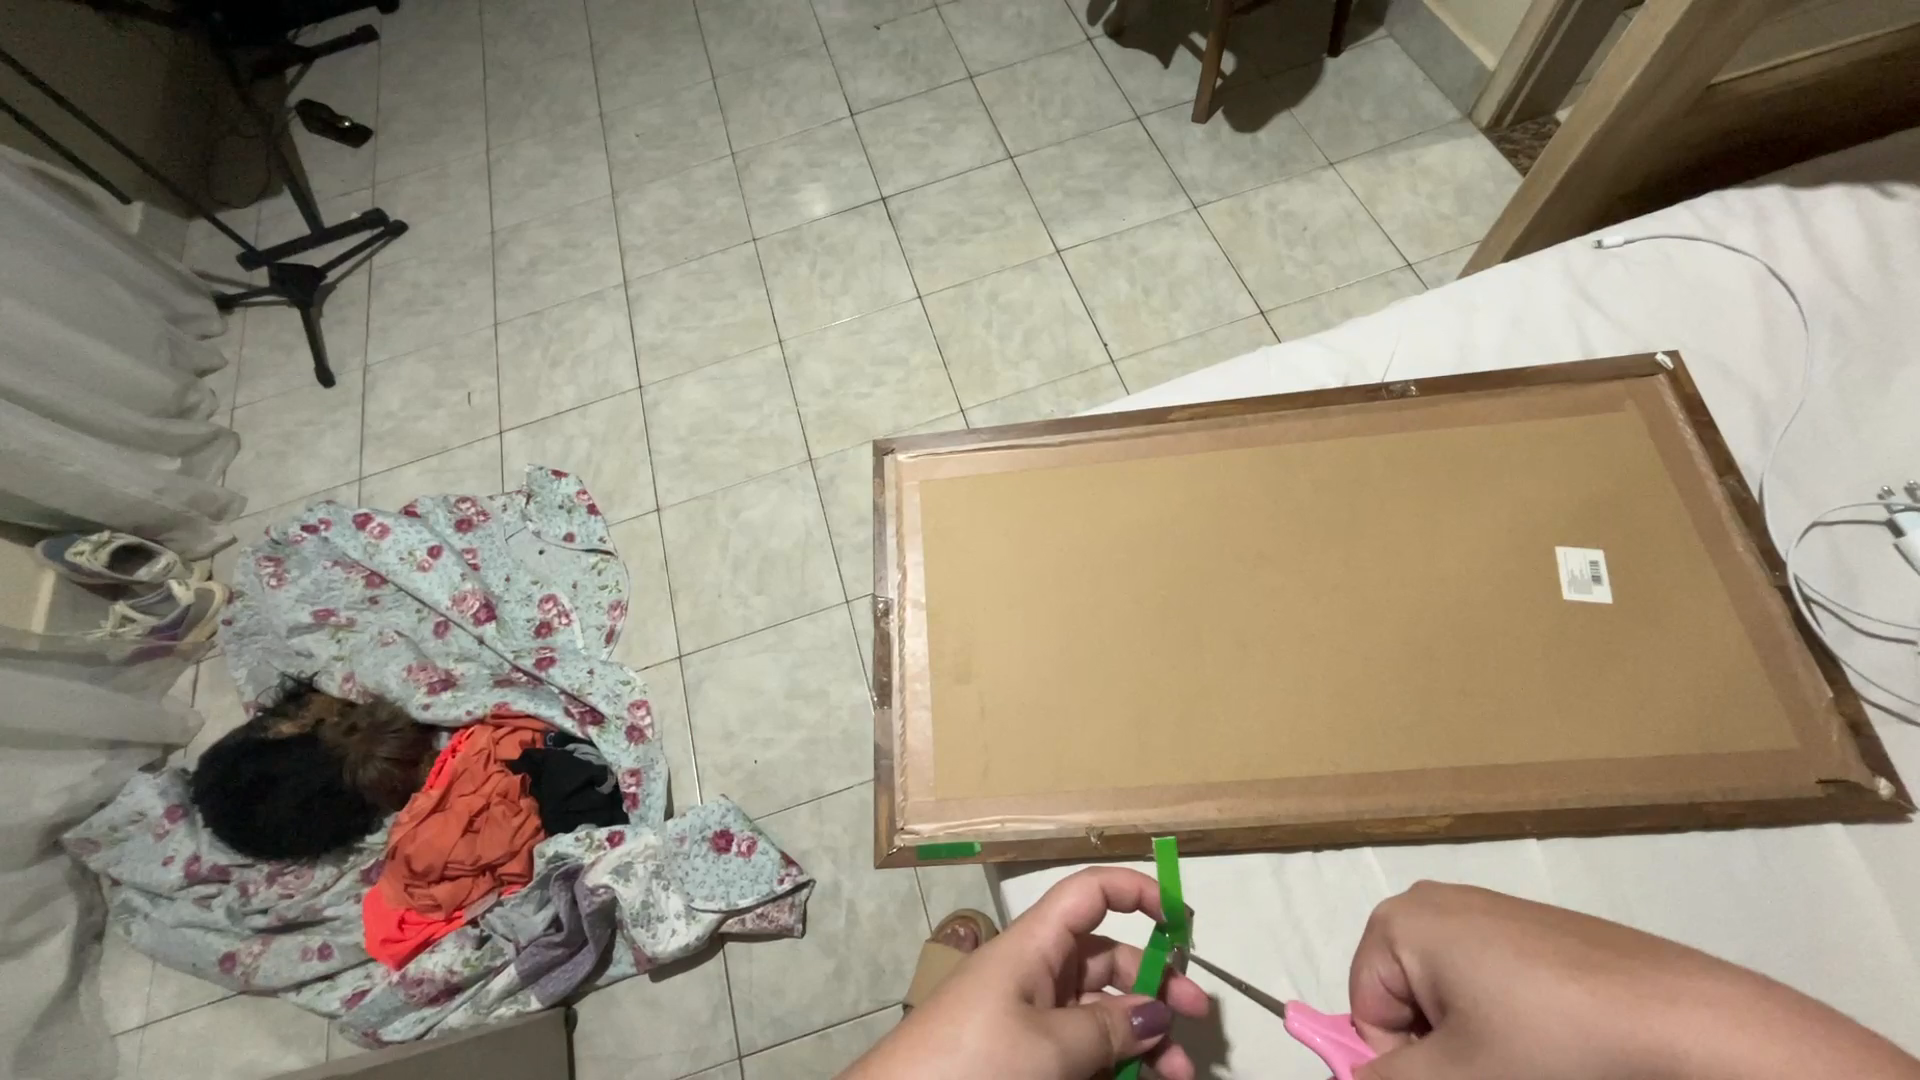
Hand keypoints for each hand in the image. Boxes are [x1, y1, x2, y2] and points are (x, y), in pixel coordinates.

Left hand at [840, 867, 1211, 1079]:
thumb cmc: (973, 1059)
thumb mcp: (1047, 1046)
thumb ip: (1106, 1029)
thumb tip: (1157, 1010)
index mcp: (1035, 943)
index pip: (1089, 893)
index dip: (1136, 892)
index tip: (1183, 921)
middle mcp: (1038, 970)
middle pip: (1107, 957)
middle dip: (1156, 982)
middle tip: (1199, 1017)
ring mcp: (1034, 1015)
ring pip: (1103, 1009)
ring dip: (1145, 1035)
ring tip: (1180, 1073)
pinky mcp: (1029, 1054)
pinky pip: (1085, 1045)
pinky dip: (1118, 1060)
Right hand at [1349, 881, 1919, 1079]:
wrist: (1699, 1026)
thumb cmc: (1557, 1045)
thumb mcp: (1458, 1078)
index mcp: (1401, 922)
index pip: (1364, 1010)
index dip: (1401, 1065)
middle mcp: (1438, 903)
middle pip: (1408, 1001)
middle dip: (1443, 1055)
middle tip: (1502, 1077)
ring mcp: (1496, 912)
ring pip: (1457, 1000)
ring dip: (1482, 1048)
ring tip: (1542, 1067)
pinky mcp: (1547, 933)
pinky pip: (1502, 986)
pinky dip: (1521, 1028)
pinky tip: (1569, 1051)